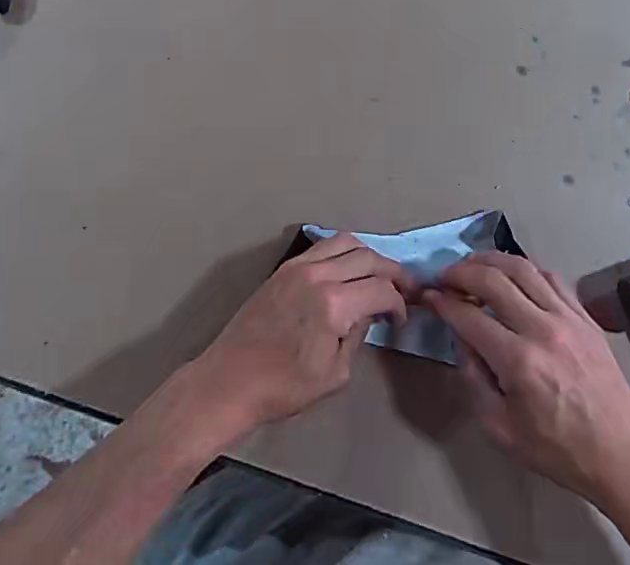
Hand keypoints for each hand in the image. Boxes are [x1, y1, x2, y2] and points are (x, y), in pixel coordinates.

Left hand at [187, 232, 417, 430]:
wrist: (226, 385)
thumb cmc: (282, 388)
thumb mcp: (334, 373)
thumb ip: (358, 336)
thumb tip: (368, 314)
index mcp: (334, 304)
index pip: (382, 290)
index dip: (398, 303)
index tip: (400, 318)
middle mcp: (319, 276)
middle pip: (370, 259)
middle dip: (393, 273)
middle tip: (403, 289)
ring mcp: (299, 268)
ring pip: (348, 243)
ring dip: (369, 257)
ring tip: (376, 275)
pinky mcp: (284, 269)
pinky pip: (323, 247)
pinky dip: (343, 252)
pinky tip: (347, 270)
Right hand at [424, 252, 629, 507]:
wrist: (617, 448)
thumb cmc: (556, 448)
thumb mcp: (500, 428)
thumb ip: (474, 379)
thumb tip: (462, 339)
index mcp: (518, 361)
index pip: (470, 317)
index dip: (445, 303)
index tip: (431, 295)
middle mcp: (543, 328)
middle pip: (495, 281)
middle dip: (463, 272)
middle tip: (446, 274)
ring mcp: (568, 316)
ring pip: (525, 269)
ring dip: (494, 260)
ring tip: (474, 263)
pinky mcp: (584, 315)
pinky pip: (552, 277)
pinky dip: (528, 268)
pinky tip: (514, 272)